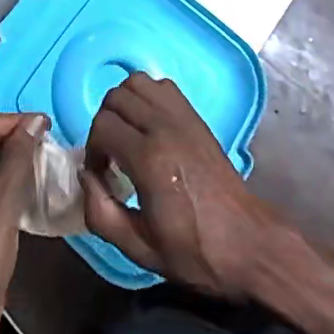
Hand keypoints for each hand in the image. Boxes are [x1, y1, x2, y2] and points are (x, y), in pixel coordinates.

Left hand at [0, 112, 46, 333]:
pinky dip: (13, 180)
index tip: (47, 124)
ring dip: (17, 158)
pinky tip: (33, 186)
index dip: (16, 120)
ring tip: (45, 159)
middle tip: (49, 140)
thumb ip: (18, 157)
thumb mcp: (2, 200)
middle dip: (17, 137)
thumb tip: (35, 120)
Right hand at [80, 73, 279, 298]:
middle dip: (103, 123)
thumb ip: (100, 213)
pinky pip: (161, 86)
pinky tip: (148, 123)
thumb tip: (86, 176)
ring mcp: (182, 117)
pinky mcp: (196, 116)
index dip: (92, 150)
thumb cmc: (194, 251)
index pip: (102, 126)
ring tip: (126, 133)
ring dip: (123, 103)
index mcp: (150, 159)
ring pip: (136, 82)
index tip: (101, 175)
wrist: (248, 243)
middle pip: (115, 98)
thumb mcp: (140, 248)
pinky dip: (147, 95)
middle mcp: (165, 127)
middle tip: (110, 154)